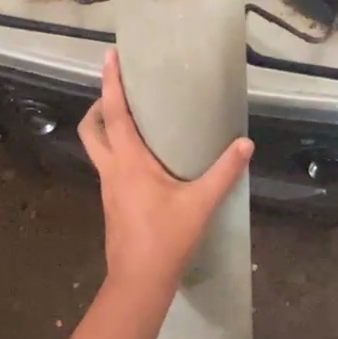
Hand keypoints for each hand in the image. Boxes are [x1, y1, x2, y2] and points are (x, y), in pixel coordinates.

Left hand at [79, 51, 253, 298]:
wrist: (138, 282)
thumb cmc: (166, 239)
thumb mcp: (201, 204)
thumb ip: (224, 172)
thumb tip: (245, 144)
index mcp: (128, 162)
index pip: (114, 113)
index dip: (111, 83)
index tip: (110, 56)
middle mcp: (111, 170)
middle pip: (91, 128)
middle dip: (99, 106)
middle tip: (119, 93)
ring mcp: (108, 188)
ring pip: (96, 148)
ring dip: (106, 129)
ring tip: (134, 120)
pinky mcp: (112, 204)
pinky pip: (108, 166)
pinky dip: (117, 151)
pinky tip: (142, 160)